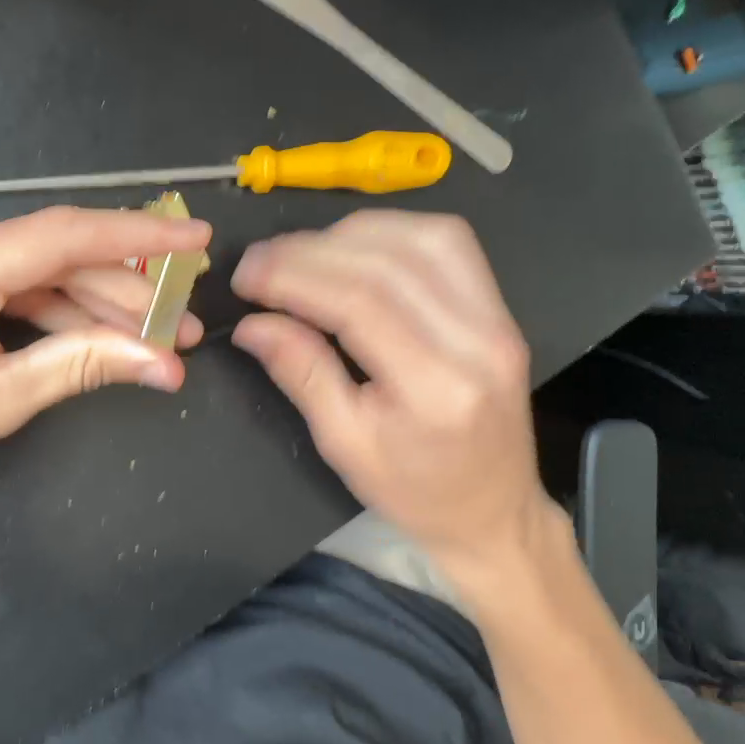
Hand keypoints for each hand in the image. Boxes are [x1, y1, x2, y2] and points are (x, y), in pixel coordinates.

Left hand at [0, 206, 211, 508]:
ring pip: (33, 266)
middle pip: (51, 252)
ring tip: (154, 338)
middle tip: (182, 326)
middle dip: (122, 289)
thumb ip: (78, 366)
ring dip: (91, 300)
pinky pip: (5, 279)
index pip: (59, 237)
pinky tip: (96, 334)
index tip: (196, 240)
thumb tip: (162, 360)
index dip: (136, 238)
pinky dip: (50, 305)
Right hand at [229, 211, 557, 577]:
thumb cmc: (413, 490)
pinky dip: (389, 231)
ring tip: (298, 254)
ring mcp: (498, 319)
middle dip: (308, 251)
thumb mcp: (343, 444)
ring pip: (419, 238)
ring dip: (347, 234)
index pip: (358, 302)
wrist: (494, 511)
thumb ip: (300, 374)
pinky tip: (350, 246)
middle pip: (385, 262)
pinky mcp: (499, 308)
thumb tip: (251, 323)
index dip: (292, 277)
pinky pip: (446, 242)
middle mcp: (477, 341)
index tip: (244, 277)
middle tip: (257, 261)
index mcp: (435, 388)